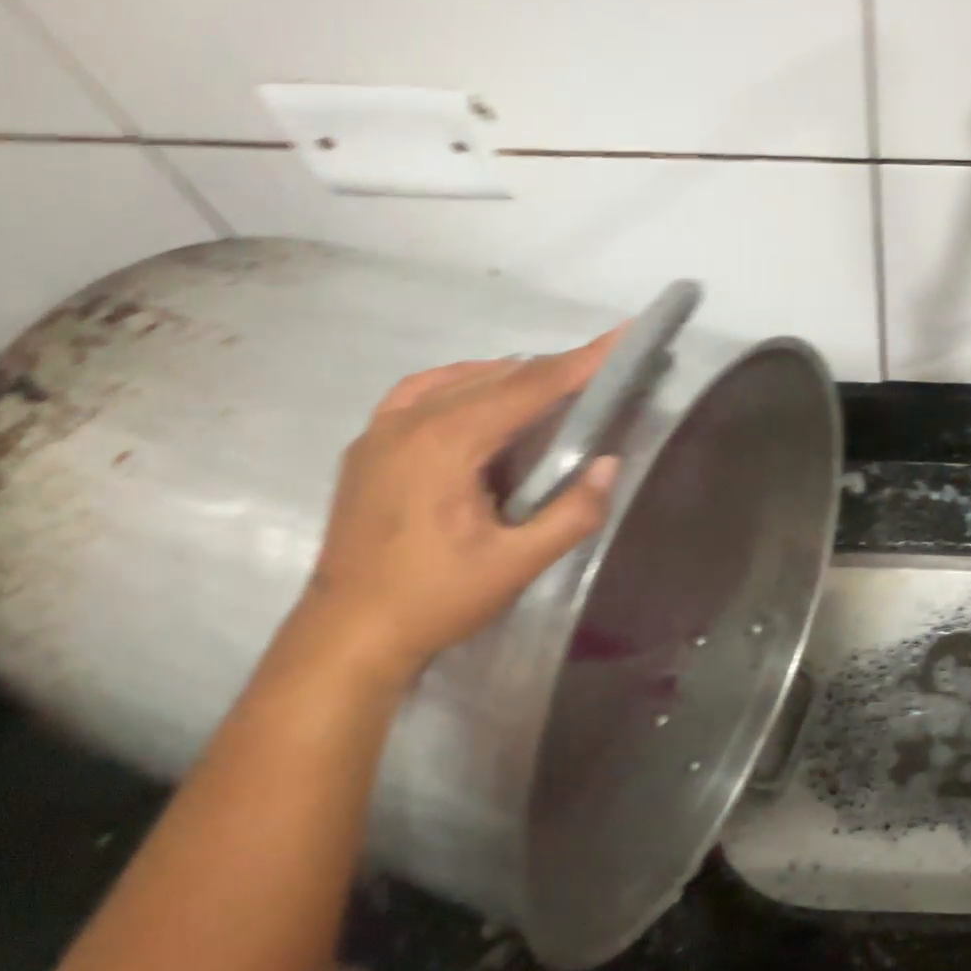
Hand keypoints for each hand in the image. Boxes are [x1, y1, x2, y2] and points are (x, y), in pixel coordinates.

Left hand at [293, 332, 623, 687]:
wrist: (347, 634)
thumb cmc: (435, 599)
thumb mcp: (517, 565)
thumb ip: (571, 514)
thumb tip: (608, 464)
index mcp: (446, 442)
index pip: (528, 387)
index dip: (581, 362)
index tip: (623, 336)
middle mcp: (410, 421)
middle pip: (496, 376)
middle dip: (554, 369)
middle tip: (602, 369)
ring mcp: (381, 430)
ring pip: (459, 380)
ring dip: (512, 378)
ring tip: (556, 388)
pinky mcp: (369, 447)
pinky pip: (422, 394)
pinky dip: (463, 385)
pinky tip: (482, 401)